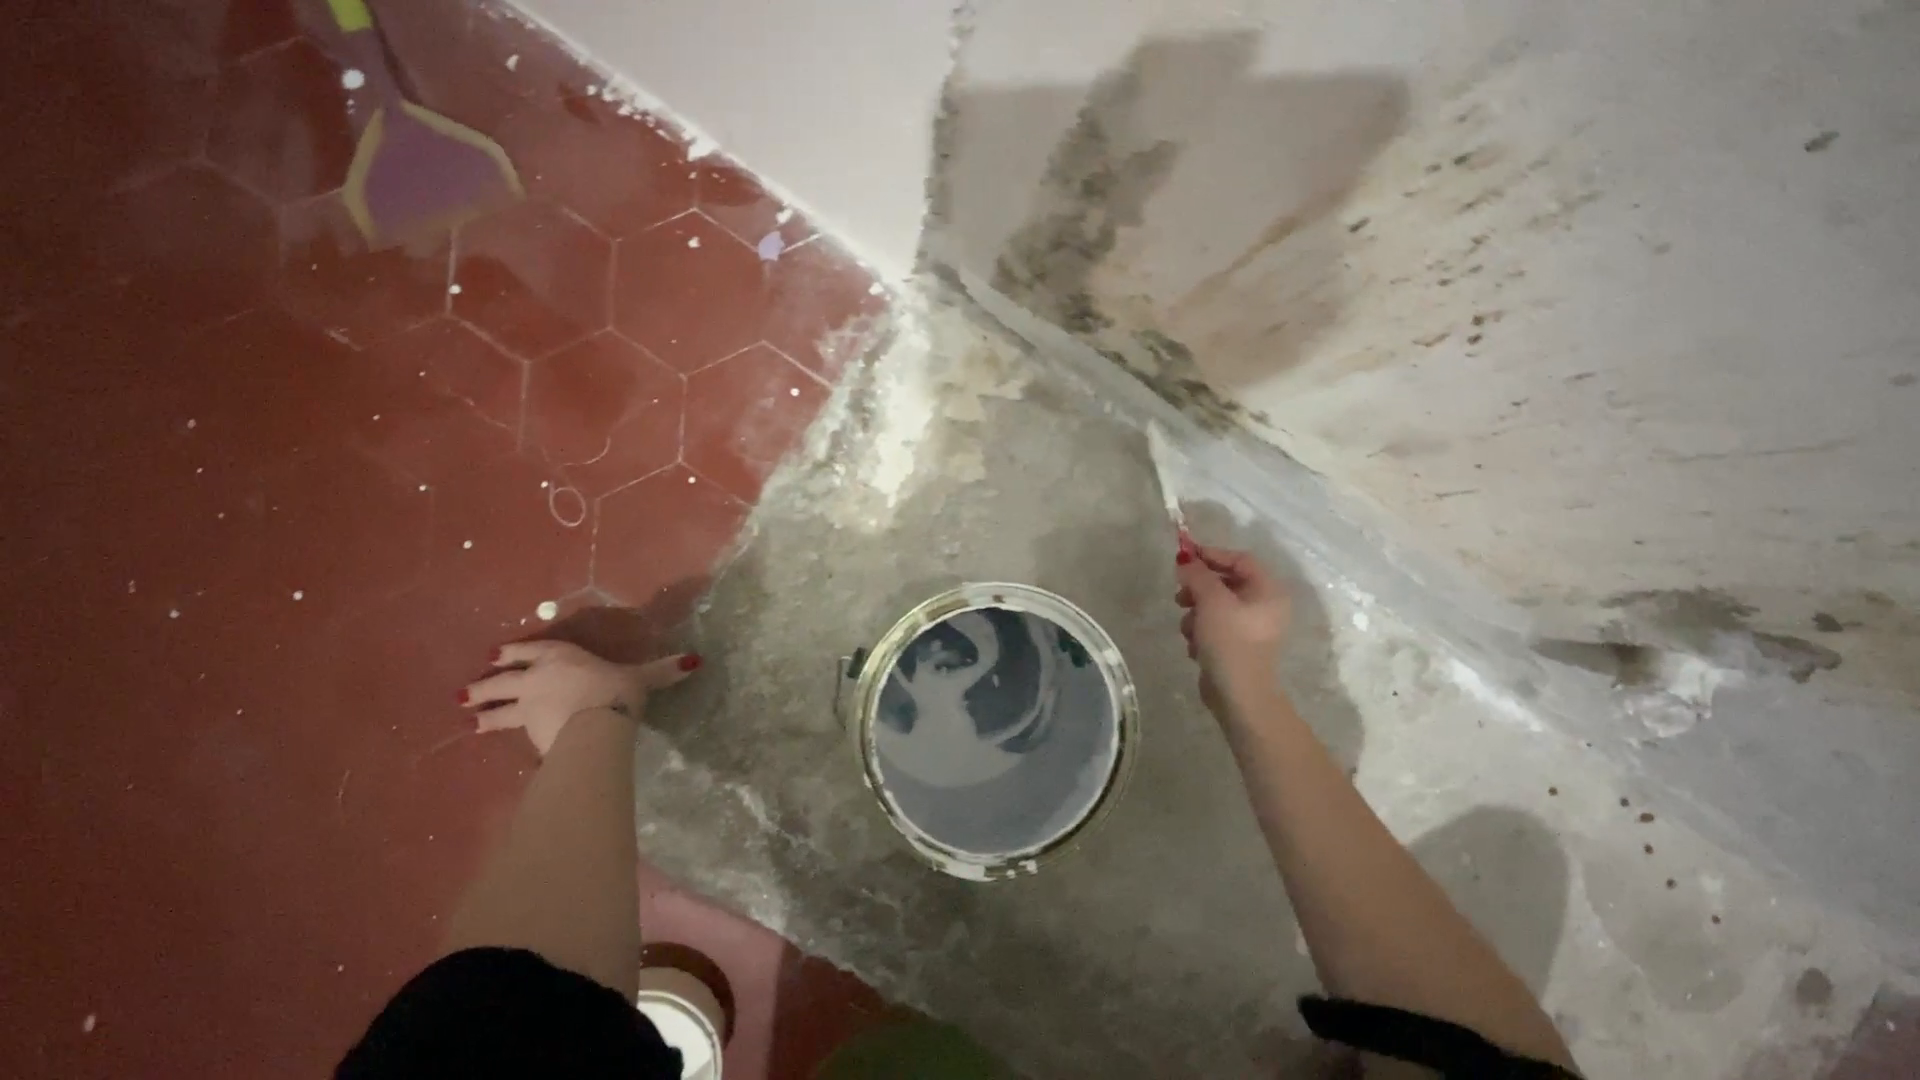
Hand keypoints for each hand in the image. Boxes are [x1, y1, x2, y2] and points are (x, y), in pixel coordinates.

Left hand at [460, 641, 700, 755]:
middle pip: (502, 679)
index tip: (495, 655)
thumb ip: (662, 671)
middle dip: (484, 684)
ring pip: (496, 708)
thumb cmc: (615, 691)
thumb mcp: (641, 678)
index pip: (530, 651)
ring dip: (481, 712)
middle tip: (464, 693)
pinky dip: (495, 734)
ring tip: (466, 719)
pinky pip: (507, 732)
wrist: (595, 725)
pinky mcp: (526, 732)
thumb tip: (695, 661)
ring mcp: (526, 706)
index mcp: (559, 657)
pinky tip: (489, 743)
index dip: (513, 652)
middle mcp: (536, 678)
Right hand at [1175, 544, 1291, 717]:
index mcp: (1268, 590)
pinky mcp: (1238, 646)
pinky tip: (1196, 647)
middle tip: (1180, 596)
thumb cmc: (1230, 641)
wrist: (1239, 694)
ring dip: (1196, 614)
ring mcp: (1252, 628)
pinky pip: (1215, 628)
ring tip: (1189, 630)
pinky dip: (1202, 633)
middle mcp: (1265, 606)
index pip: (1240, 559)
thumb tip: (1185, 560)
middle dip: (1199, 589)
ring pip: (1215, 606)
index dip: (1211, 554)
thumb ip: (1197, 575)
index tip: (1184, 557)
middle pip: (1226, 583)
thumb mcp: (1211, 601)